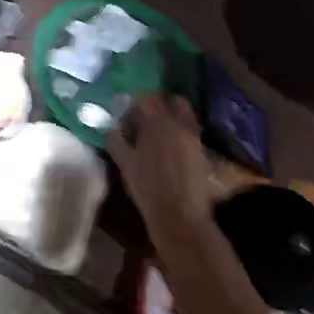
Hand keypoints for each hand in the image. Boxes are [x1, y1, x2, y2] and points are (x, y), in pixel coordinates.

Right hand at [106, 94, 218, 243]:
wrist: (180, 214)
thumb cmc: (147, 187)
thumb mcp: (124, 163)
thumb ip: (115, 140)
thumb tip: (111, 127)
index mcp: (158, 124)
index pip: (146, 99)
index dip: (134, 105)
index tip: (125, 117)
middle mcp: (180, 124)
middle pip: (171, 101)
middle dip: (156, 105)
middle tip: (143, 119)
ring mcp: (194, 136)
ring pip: (184, 114)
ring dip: (170, 116)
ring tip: (156, 134)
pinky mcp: (202, 150)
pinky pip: (190, 129)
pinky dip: (179, 130)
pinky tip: (169, 147)